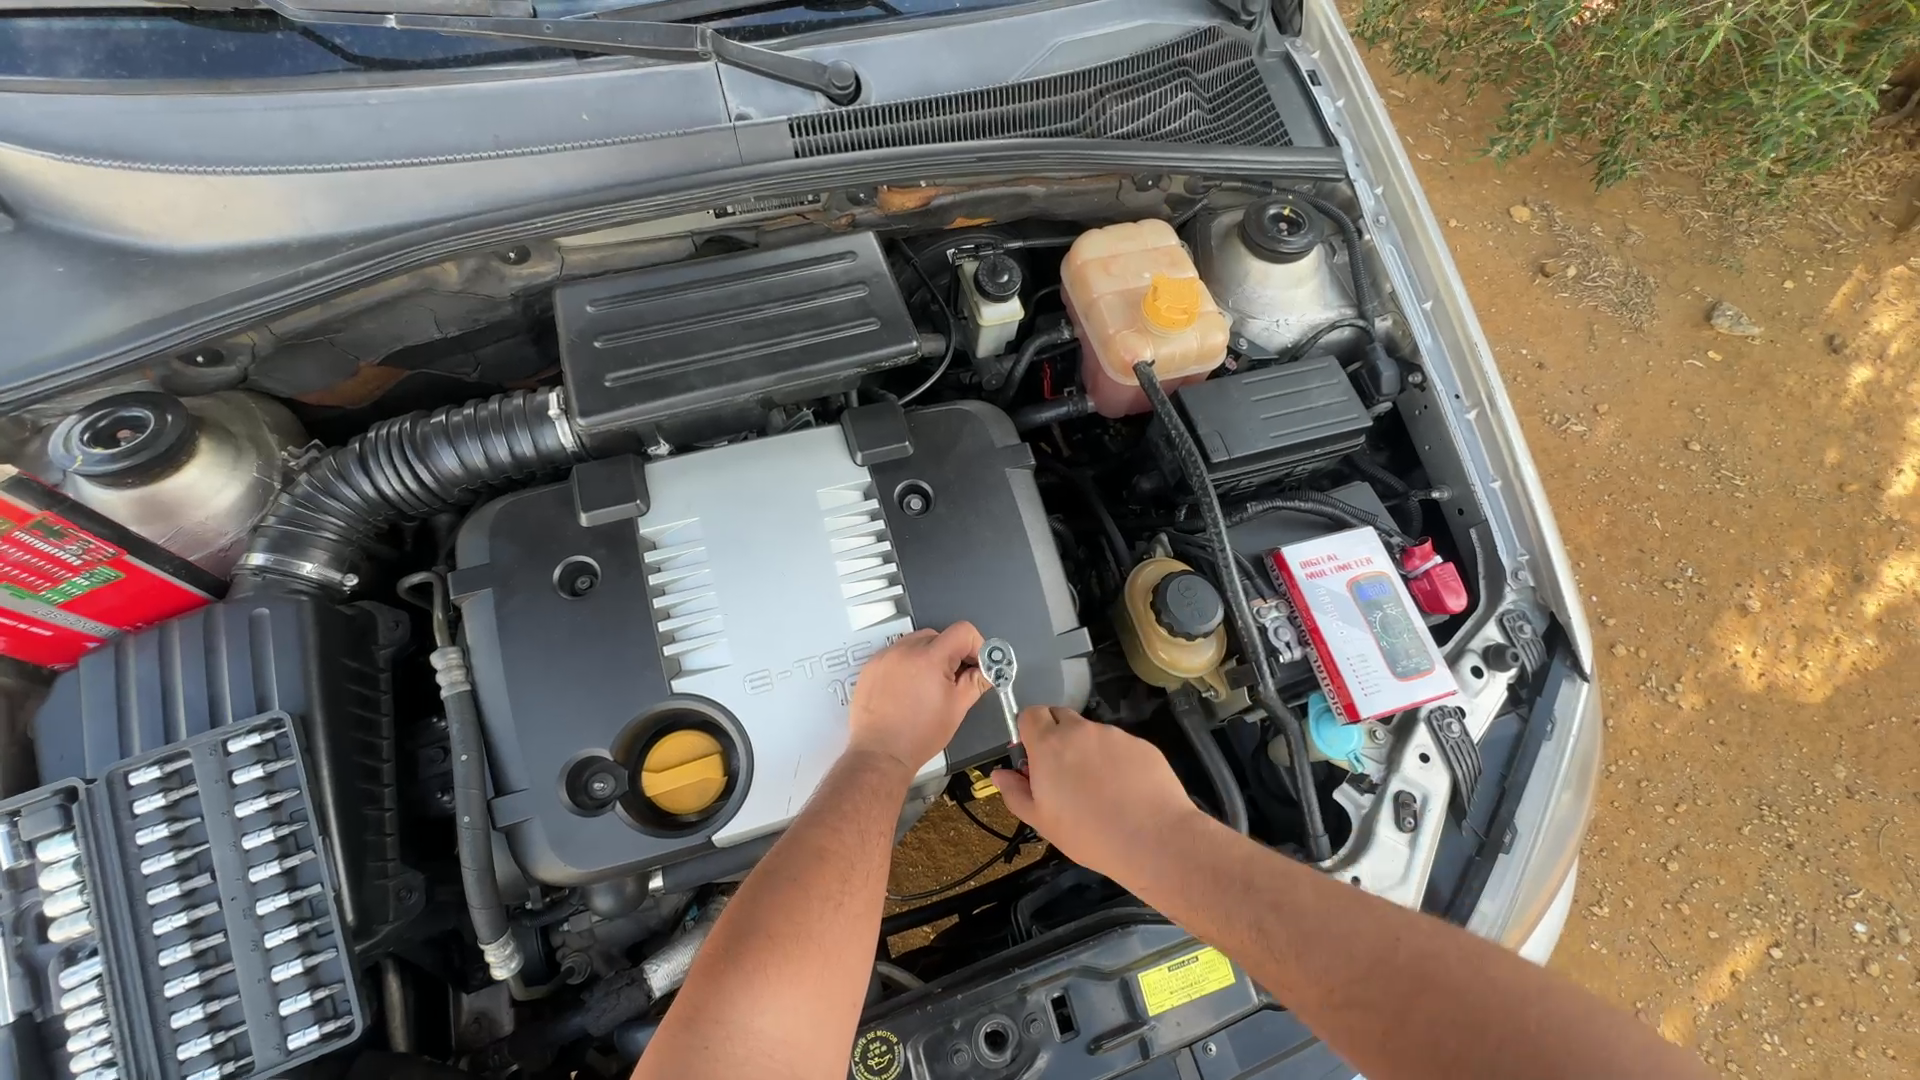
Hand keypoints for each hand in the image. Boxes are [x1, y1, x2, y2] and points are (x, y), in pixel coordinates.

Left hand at [847, 623, 988, 773]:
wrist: (881, 754)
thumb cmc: (918, 735)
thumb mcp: (957, 707)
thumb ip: (976, 681)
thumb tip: (987, 670)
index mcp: (930, 658)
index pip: (962, 631)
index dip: (976, 646)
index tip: (976, 664)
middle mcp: (905, 650)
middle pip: (939, 636)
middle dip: (951, 653)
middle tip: (954, 679)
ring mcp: (885, 656)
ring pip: (917, 642)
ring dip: (928, 657)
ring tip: (928, 686)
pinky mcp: (871, 666)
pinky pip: (896, 654)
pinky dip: (907, 664)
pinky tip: (909, 689)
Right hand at [991, 707, 1202, 881]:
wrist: (1154, 839)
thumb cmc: (1089, 834)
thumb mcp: (1041, 821)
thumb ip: (1015, 792)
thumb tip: (999, 773)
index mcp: (1049, 744)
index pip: (1030, 714)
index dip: (1029, 731)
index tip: (1034, 758)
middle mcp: (1080, 730)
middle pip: (1060, 716)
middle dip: (1056, 736)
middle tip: (1063, 773)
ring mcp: (1114, 735)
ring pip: (1091, 733)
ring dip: (1087, 749)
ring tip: (1100, 788)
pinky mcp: (1141, 744)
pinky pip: (1120, 745)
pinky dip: (1116, 760)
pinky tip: (1126, 790)